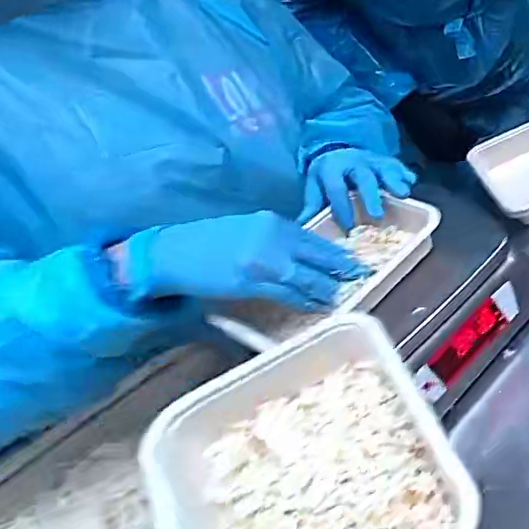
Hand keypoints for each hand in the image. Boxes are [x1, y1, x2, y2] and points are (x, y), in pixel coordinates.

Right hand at [124, 212, 368, 311]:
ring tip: (341, 294)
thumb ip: (281, 237)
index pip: (318, 240)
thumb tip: (309, 254)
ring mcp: (265, 262)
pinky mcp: (252, 283)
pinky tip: (319, 305)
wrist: (168, 253)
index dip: (339, 254)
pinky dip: (307, 301)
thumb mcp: (251, 227)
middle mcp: (275, 240)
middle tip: (360, 278)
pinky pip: (290, 294)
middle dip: (343, 270)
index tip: (355, 262)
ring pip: (309, 278)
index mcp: (276, 223)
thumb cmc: (209, 241)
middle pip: (321, 258)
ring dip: (328, 289)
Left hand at [299, 146, 415, 230]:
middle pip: (364, 178)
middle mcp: (354, 162)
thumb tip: (303, 227)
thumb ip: (313, 205)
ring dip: (394, 181)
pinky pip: (399, 166)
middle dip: (371, 196)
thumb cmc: (328, 174)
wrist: (338, 150)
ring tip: (402, 195)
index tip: (349, 226)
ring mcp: (373, 160)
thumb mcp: (315, 186)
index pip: (336, 188)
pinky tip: (410, 184)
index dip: (342, 207)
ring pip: (385, 169)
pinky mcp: (388, 160)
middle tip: (377, 216)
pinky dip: (406, 175)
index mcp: (332, 169)